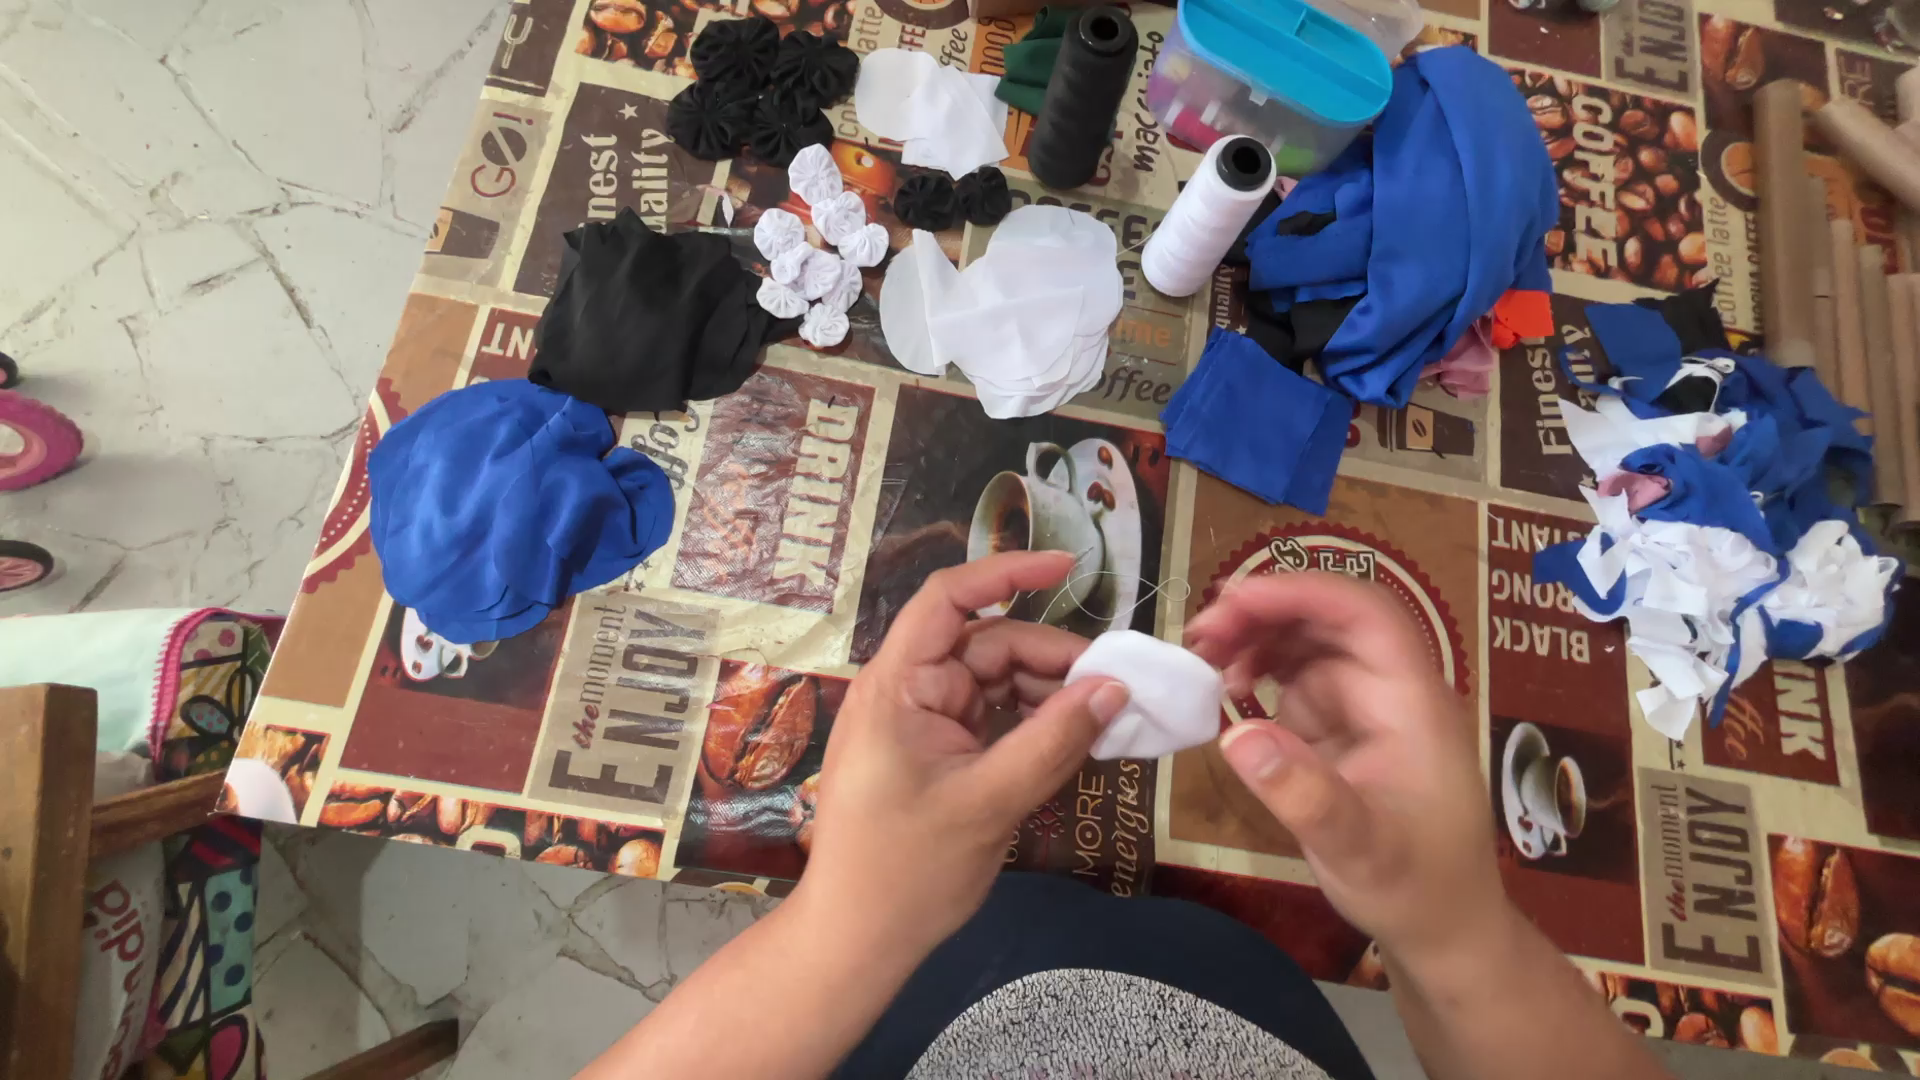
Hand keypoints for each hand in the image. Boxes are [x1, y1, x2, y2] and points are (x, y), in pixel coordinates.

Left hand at [796, 551, 1130, 952]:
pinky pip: (994, 714)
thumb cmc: (907, 870)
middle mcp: (909, 687)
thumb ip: (1054, 741)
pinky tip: (1072, 736)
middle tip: (1113, 689)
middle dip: (1050, 659)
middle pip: (988, 644)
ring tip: (1102, 718)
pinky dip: (1032, 722)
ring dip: (1048, 693)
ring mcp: (925, 716)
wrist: (859, 941)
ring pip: (997, 680)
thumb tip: (1114, 689)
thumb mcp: (989, 802)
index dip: (1006, 572)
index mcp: (899, 683)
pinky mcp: (940, 745)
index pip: (948, 599)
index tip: (1068, 568)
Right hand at [1184, 571, 1508, 961]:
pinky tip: (1226, 686)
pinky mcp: (1333, 718)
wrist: (1438, 923)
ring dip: (1251, 633)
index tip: (1235, 600)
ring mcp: (1358, 700)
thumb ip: (1303, 794)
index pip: (1364, 614)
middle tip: (1200, 633)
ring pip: (1301, 636)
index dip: (1302, 592)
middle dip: (1261, 611)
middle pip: (1325, 616)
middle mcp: (1385, 686)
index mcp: (1410, 701)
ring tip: (1201, 653)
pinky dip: (1252, 665)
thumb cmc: (1413, 885)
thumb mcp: (1358, 849)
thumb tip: (1235, 735)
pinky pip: (1288, 671)